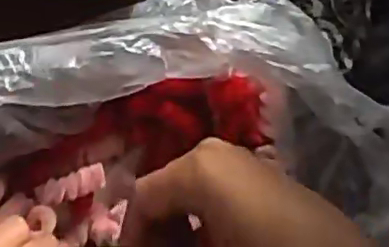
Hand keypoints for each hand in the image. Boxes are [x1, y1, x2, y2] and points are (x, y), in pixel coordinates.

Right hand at [122, 139, 368, 246]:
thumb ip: (168, 240)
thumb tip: (141, 242)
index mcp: (198, 163)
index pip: (143, 194)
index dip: (130, 233)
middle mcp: (213, 150)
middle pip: (165, 186)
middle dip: (156, 226)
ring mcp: (239, 159)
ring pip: (189, 189)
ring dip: (178, 225)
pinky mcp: (259, 175)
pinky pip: (214, 193)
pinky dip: (202, 219)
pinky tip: (208, 242)